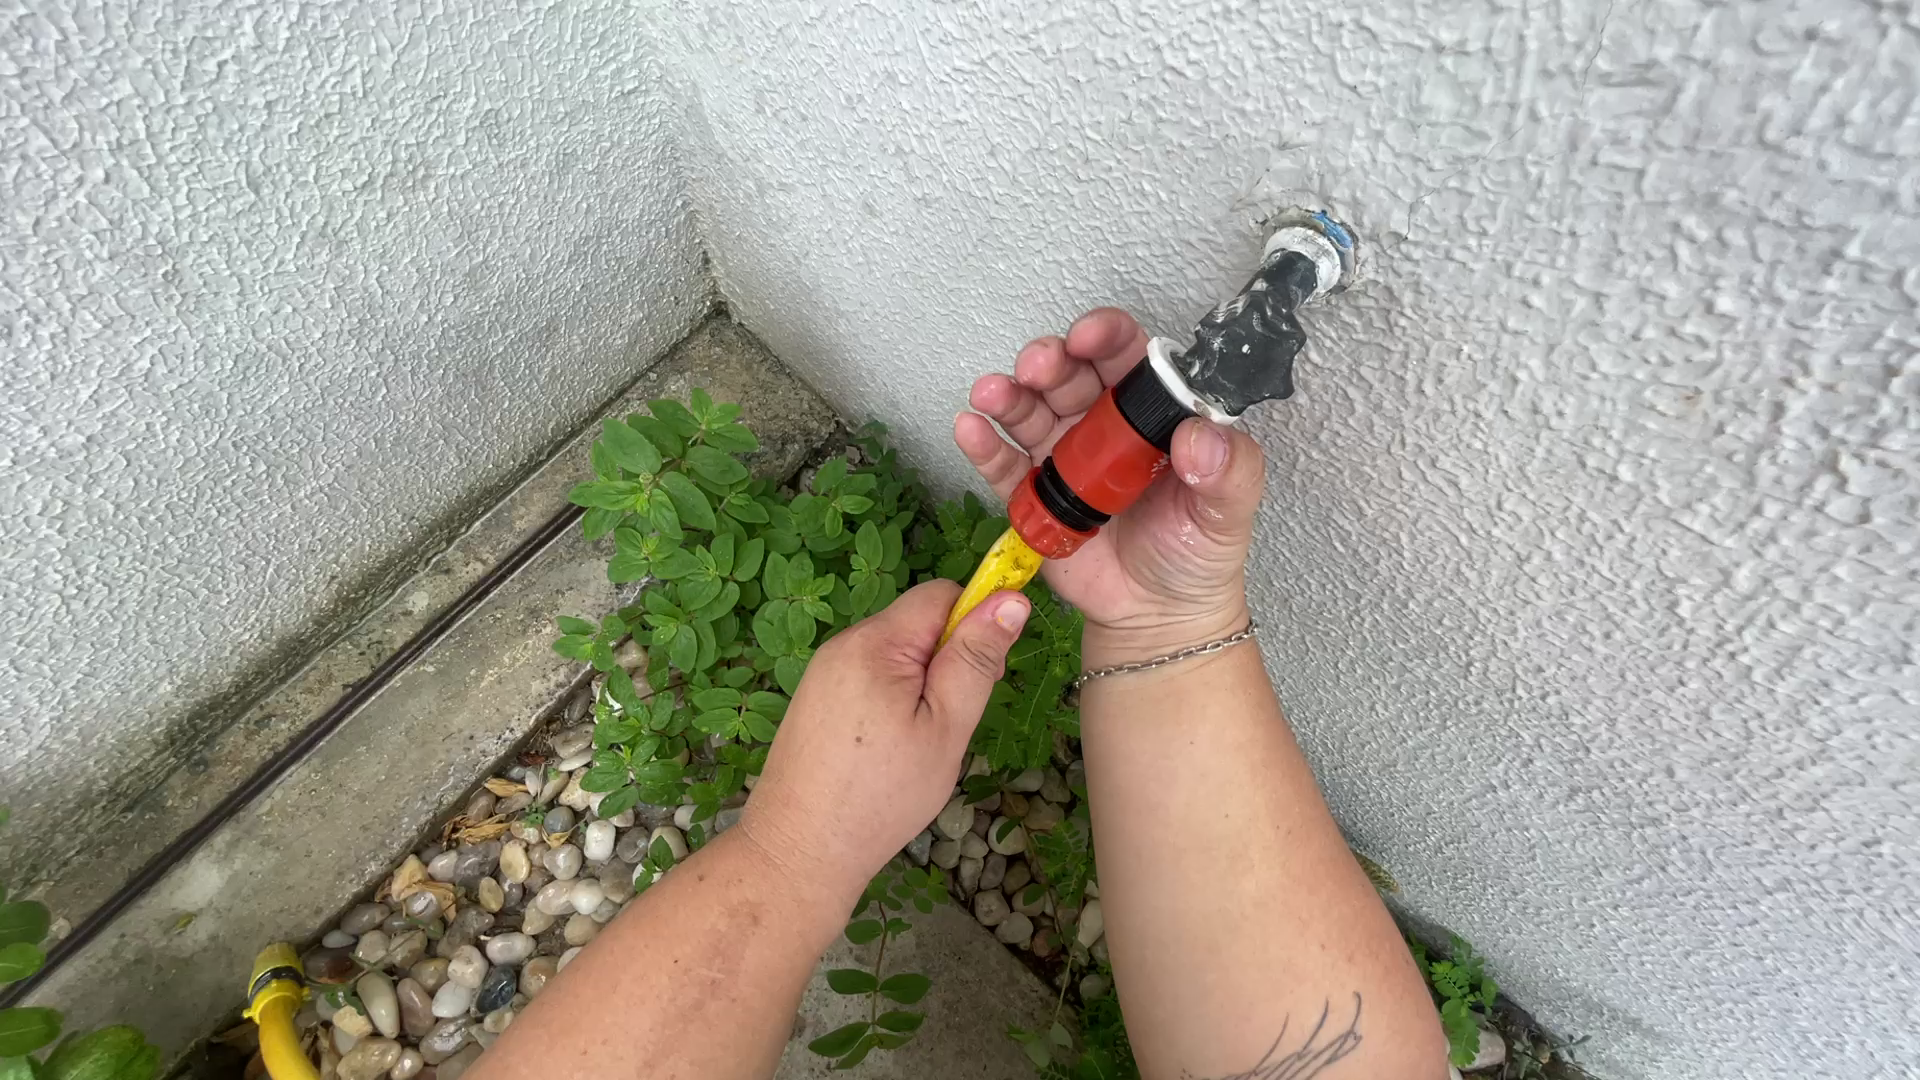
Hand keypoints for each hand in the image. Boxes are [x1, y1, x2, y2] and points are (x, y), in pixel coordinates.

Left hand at [735, 580, 1029, 905]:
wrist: (798, 852)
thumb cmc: (883, 795)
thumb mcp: (946, 727)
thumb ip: (976, 660)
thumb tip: (1012, 599)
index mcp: (877, 642)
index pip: (941, 594)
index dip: (974, 621)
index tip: (985, 673)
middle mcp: (845, 643)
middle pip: (917, 623)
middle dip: (947, 658)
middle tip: (950, 720)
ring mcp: (825, 670)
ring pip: (896, 652)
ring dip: (921, 681)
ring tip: (919, 739)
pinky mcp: (816, 695)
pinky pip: (870, 674)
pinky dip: (893, 696)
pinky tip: (889, 745)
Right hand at [952, 309, 1264, 657]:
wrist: (1156, 614)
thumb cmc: (1194, 553)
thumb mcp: (1228, 511)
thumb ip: (1230, 470)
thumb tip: (1200, 436)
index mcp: (1148, 416)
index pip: (1125, 358)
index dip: (1105, 337)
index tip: (1089, 336)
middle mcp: (1100, 428)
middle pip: (1067, 376)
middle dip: (1048, 361)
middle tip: (1038, 366)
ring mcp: (1062, 459)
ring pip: (1028, 412)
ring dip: (1007, 395)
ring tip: (992, 393)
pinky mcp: (1032, 497)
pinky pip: (1002, 464)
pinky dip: (983, 444)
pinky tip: (970, 427)